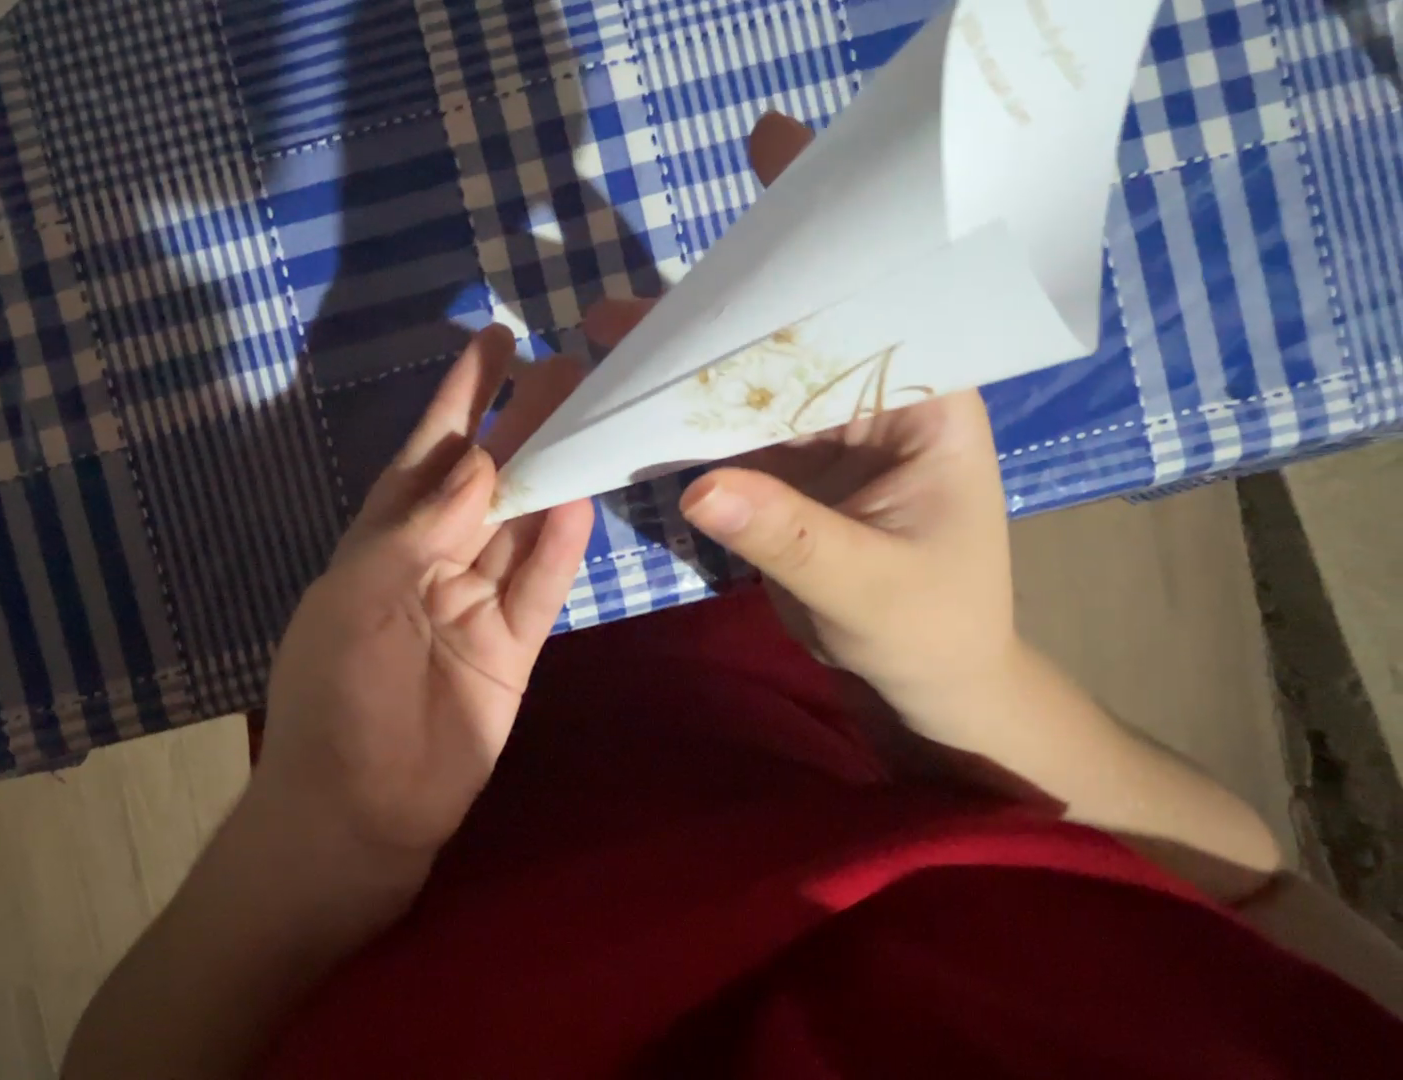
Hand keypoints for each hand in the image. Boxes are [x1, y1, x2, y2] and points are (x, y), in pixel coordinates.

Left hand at [253, 326, 594, 895]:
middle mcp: (433, 559)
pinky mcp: (513, 648)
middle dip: (521, 422)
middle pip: (486, 478)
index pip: (427, 451)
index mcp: (382, 539)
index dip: (460, 396)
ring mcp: (476, 601)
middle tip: (568, 365)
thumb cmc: (337, 692)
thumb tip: (478, 461)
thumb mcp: (361, 592)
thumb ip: (420, 524)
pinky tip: (585, 497)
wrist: (359, 807)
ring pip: (522, 524)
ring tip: (592, 413)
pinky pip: (541, 586)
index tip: (493, 341)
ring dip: (552, 471)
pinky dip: (562, 545)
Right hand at [587, 112, 1017, 719]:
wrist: (924, 682)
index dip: (818, 227)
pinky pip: (722, 432)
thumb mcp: (868, 585)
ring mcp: (818, 435)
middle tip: (624, 299)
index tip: (768, 151)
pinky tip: (625, 403)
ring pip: (742, 382)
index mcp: (921, 399)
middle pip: (785, 333)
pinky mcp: (781, 470)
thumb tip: (698, 488)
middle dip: (710, 307)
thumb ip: (790, 536)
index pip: (870, 296)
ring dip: (678, 364)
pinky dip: (675, 419)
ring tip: (602, 337)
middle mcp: (868, 399)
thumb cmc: (930, 627)